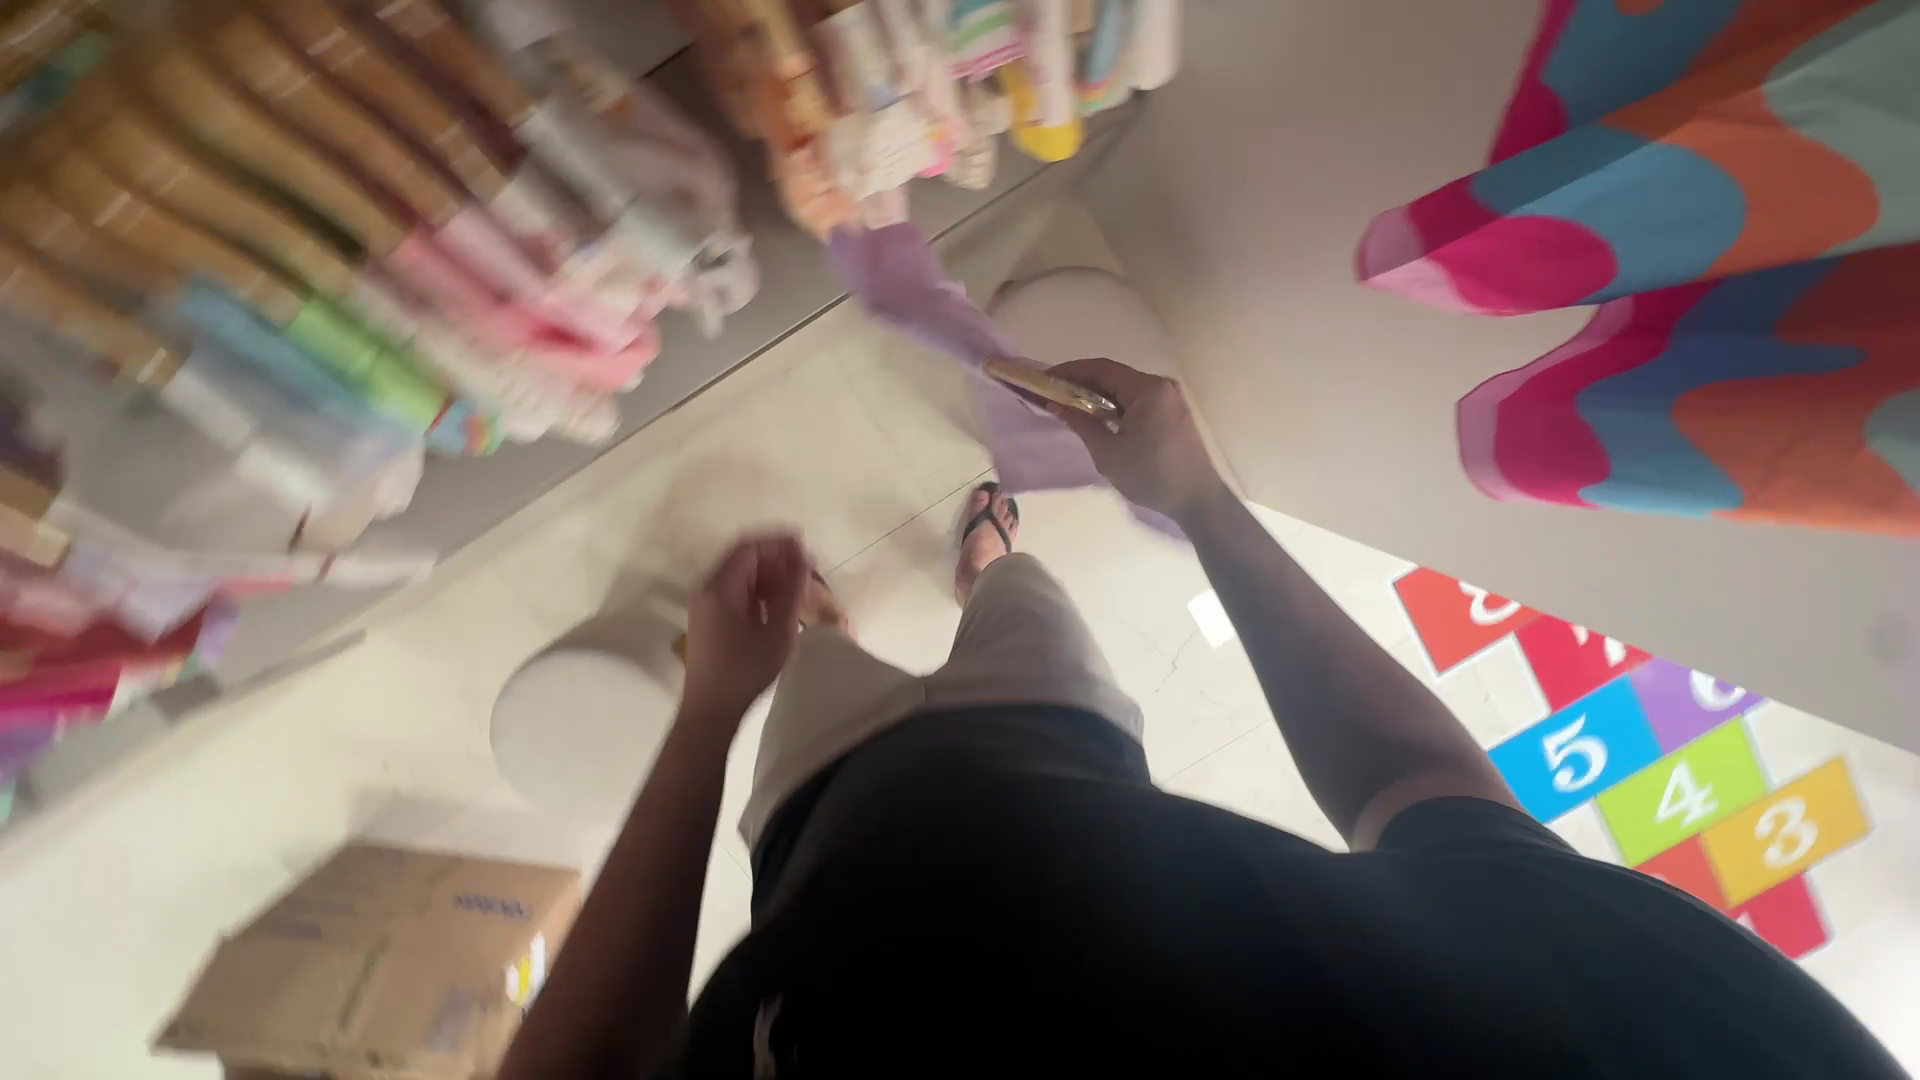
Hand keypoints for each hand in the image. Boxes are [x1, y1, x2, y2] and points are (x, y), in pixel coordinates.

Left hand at [681, 534, 811, 722]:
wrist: (711, 712)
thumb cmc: (745, 671)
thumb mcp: (777, 630)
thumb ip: (791, 590)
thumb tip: (802, 558)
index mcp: (719, 587)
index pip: (750, 547)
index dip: (779, 542)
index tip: (807, 548)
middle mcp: (708, 589)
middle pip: (745, 559)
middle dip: (778, 559)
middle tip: (810, 570)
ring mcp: (708, 605)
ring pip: (743, 576)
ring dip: (772, 575)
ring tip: (802, 587)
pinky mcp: (712, 620)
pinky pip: (739, 593)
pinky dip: (763, 591)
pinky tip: (783, 604)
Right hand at [1047, 358, 1230, 521]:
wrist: (1196, 499)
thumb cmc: (1150, 476)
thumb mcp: (1108, 453)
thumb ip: (1081, 423)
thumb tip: (1057, 404)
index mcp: (1147, 390)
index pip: (1102, 369)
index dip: (1071, 371)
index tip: (1046, 379)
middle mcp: (1161, 386)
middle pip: (1114, 375)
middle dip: (1082, 382)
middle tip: (1053, 393)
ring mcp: (1169, 398)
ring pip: (1125, 388)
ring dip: (1098, 395)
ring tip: (1070, 406)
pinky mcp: (1172, 412)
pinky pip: (1137, 400)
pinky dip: (1115, 405)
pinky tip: (1097, 416)